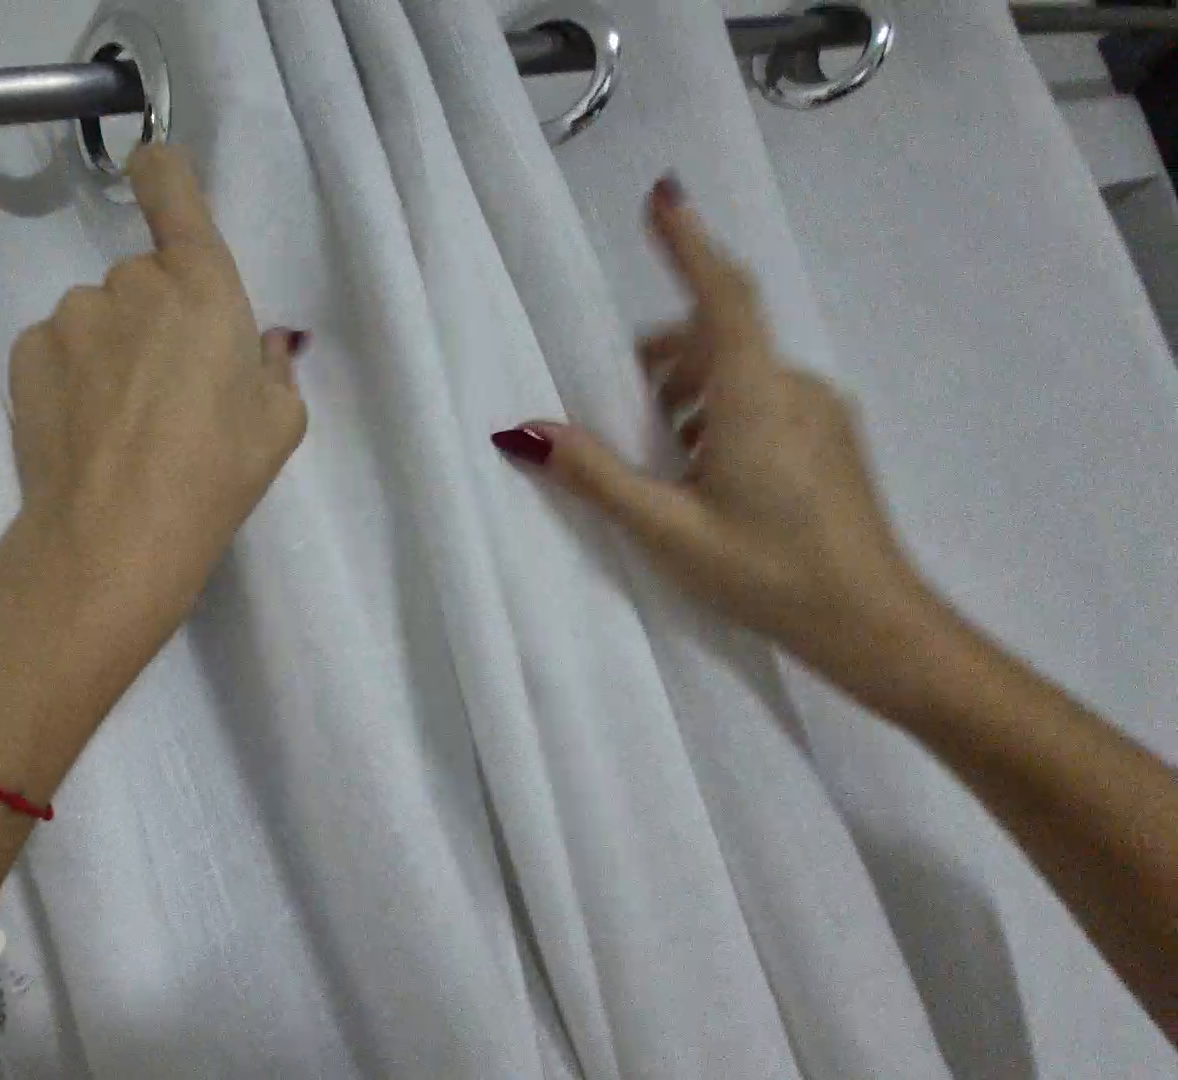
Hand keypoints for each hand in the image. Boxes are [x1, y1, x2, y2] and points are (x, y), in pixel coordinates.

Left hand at [7, 144, 308, 623]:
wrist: (113, 538)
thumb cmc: (213, 479)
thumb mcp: (278, 428)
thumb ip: (273, 369)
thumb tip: (260, 346)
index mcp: (202, 288)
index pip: (171, 188)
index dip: (164, 178)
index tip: (155, 184)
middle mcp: (130, 284)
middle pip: (143, 279)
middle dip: (156, 319)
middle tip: (168, 392)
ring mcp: (70, 318)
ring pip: (96, 317)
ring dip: (110, 348)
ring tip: (122, 422)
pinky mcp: (25, 354)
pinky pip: (56, 347)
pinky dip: (71, 373)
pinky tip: (83, 428)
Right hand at [493, 176, 926, 667]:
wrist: (874, 626)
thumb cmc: (766, 574)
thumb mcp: (664, 528)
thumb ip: (593, 474)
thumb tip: (523, 432)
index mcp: (755, 400)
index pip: (723, 297)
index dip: (688, 243)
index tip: (660, 195)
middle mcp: (794, 389)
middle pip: (716, 337)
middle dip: (658, 358)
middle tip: (618, 412)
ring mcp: (819, 412)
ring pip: (736, 371)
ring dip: (684, 392)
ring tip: (658, 459)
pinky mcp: (828, 438)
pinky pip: (758, 397)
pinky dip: (713, 412)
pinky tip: (700, 472)